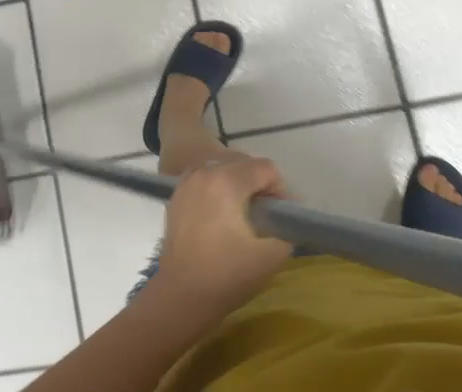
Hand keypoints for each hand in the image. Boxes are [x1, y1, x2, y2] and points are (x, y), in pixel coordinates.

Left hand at [151, 156, 292, 315]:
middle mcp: (204, 173)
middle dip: (259, 185)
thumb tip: (285, 222)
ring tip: (243, 215)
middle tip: (266, 216)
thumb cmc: (226, 275)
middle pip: (242, 164)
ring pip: (221, 169)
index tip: (281, 216)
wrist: (180, 297)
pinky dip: (217, 190)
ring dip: (237, 185)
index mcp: (227, 181)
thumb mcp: (271, 256)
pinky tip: (220, 218)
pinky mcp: (175, 198)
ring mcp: (186, 183)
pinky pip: (204, 181)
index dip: (280, 190)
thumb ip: (286, 232)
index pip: (265, 168)